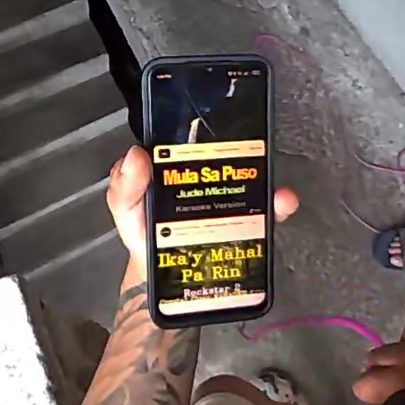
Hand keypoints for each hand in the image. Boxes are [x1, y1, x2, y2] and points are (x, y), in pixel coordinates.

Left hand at [106, 146, 298, 281]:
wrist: (161, 278)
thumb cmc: (144, 233)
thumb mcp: (125, 207)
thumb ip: (124, 186)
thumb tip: (135, 156)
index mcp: (177, 167)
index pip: (193, 138)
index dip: (204, 127)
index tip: (214, 126)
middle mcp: (207, 178)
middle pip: (231, 157)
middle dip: (245, 154)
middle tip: (246, 158)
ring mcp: (229, 200)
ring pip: (254, 181)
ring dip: (266, 180)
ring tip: (269, 186)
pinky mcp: (245, 223)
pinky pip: (268, 211)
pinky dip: (278, 205)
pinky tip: (281, 202)